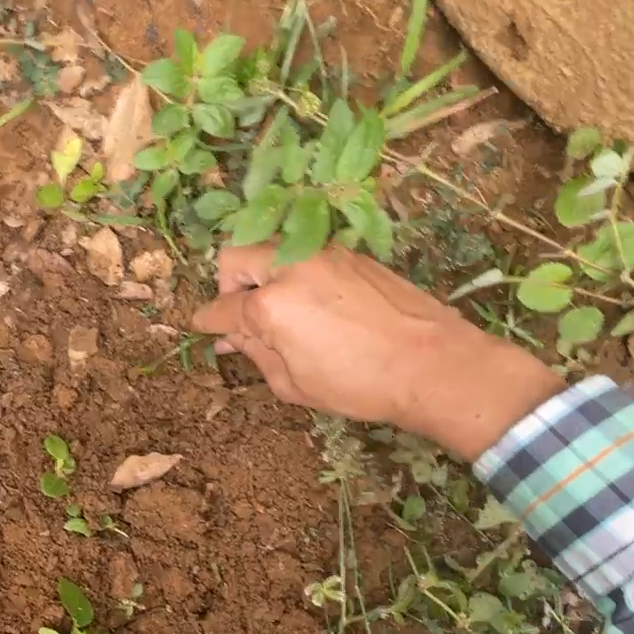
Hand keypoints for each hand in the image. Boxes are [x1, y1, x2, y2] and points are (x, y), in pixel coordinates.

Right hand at [192, 245, 565, 459]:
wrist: (432, 363)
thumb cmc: (356, 383)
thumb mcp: (291, 382)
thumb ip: (255, 353)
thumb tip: (232, 340)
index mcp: (270, 304)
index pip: (221, 308)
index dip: (207, 323)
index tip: (201, 328)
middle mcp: (292, 266)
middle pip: (236, 257)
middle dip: (229, 286)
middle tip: (241, 317)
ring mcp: (324, 254)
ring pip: (272, 250)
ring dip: (262, 277)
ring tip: (277, 314)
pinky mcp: (351, 254)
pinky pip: (305, 255)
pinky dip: (294, 275)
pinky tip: (310, 308)